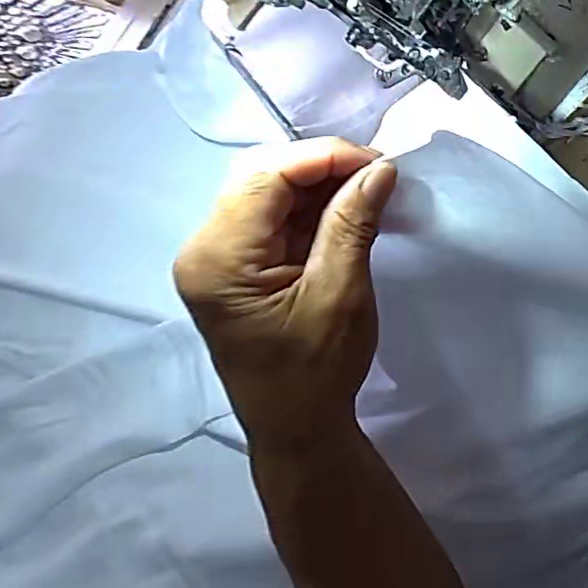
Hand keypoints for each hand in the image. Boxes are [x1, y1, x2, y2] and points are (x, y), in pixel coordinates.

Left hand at [173, 137, 399, 453]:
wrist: (297, 430)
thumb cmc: (317, 373)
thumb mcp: (341, 295)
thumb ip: (353, 223)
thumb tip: (380, 169)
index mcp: (218, 259)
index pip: (266, 176)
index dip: (325, 157)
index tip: (379, 164)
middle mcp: (206, 248)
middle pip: (261, 176)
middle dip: (323, 165)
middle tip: (376, 174)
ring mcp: (219, 255)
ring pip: (269, 190)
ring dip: (321, 183)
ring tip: (368, 188)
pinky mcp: (239, 264)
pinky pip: (275, 216)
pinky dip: (313, 206)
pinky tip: (347, 207)